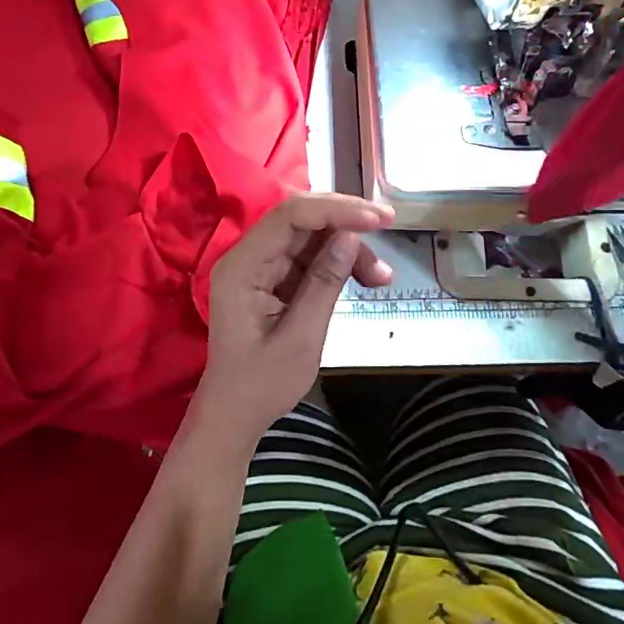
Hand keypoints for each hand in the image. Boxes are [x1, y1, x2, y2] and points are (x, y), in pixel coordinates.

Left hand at [192, 193, 394, 440]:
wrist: (235, 413)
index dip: (335, 209)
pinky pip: (310, 258)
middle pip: (301, 219)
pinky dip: (339, 264)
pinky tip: (366, 279)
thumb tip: (351, 236)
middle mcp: (248, 257)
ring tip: (382, 277)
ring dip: (349, 248)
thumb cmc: (262, 384)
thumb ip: (325, 283)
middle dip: (346, 222)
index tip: (377, 219)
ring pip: (311, 237)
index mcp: (243, 267)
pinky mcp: (274, 279)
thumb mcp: (301, 338)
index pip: (290, 216)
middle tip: (389, 226)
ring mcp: (261, 267)